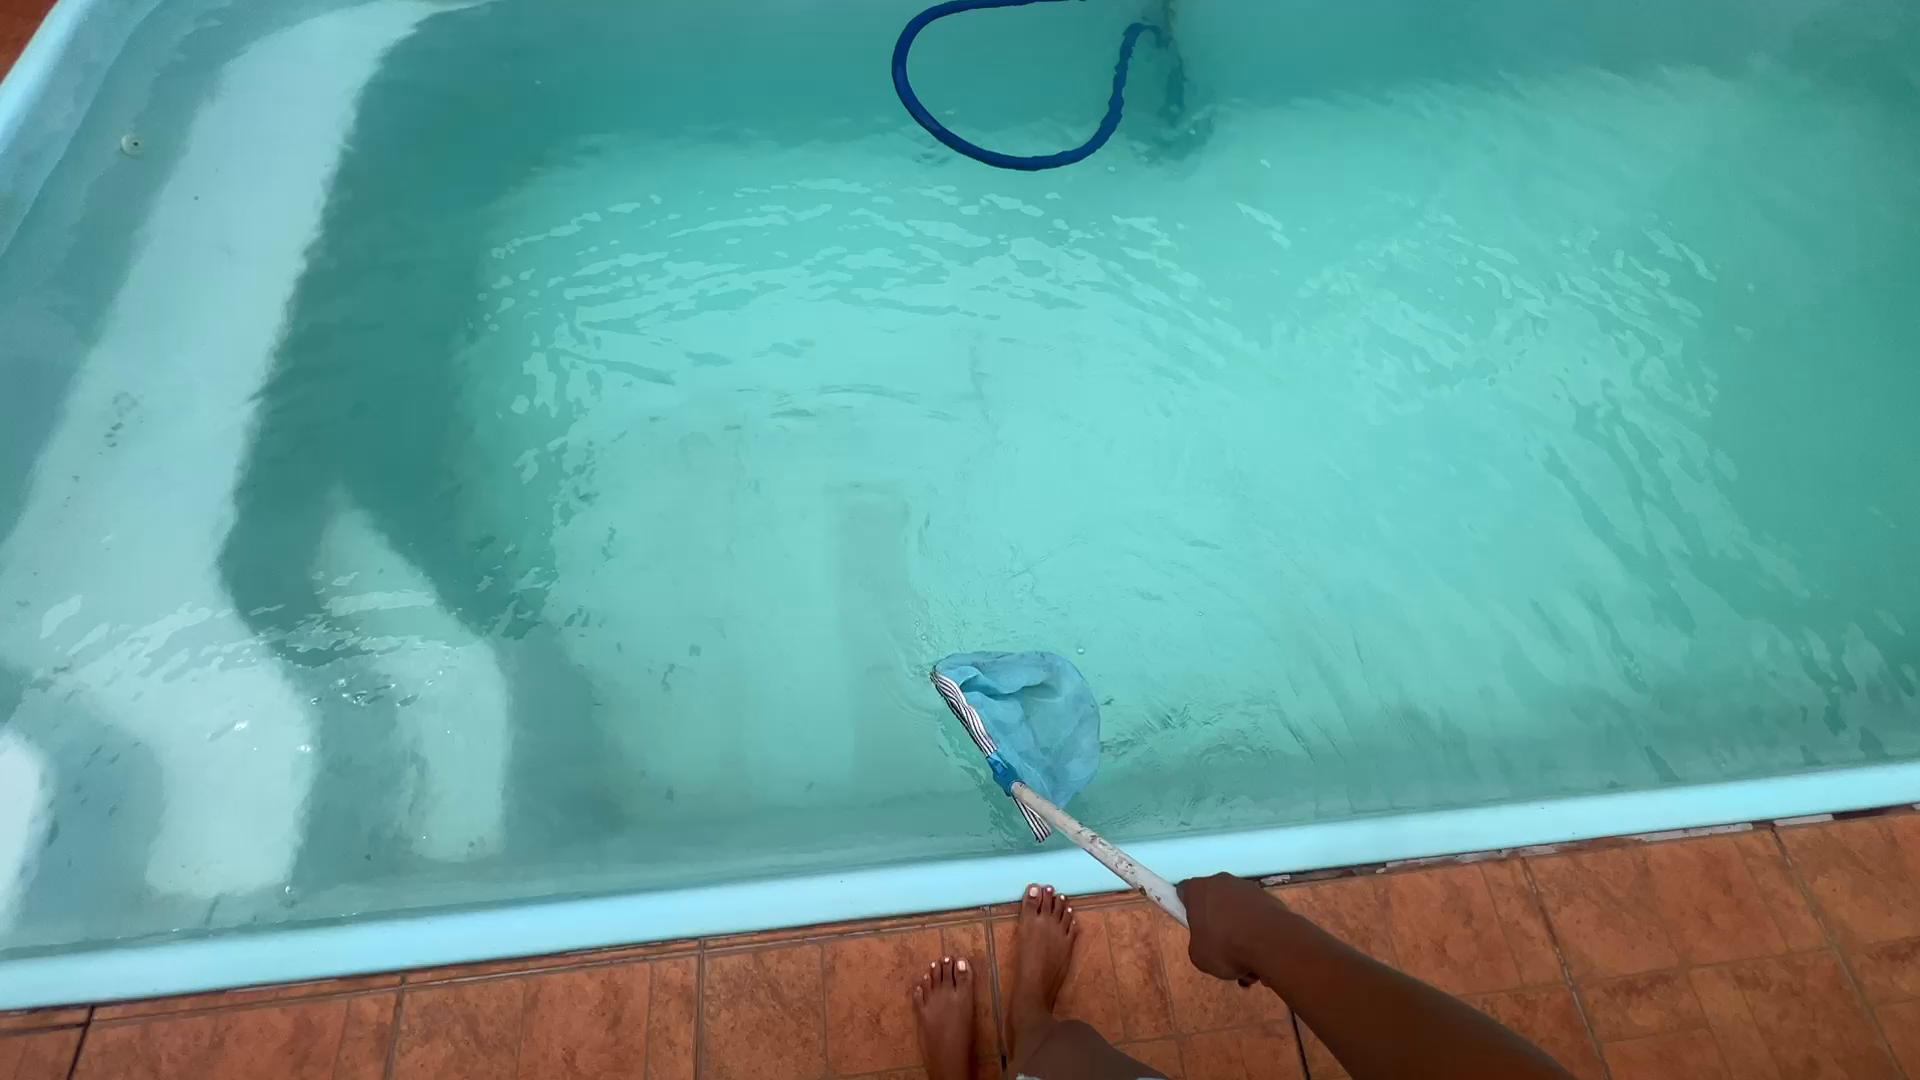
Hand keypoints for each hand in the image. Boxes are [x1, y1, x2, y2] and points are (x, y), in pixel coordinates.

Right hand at [1178, 873, 1284, 983]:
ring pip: (1238, 913)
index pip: (1185, 893)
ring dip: (1241, 934)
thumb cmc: (1226, 947)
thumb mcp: (1199, 957)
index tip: (1195, 929)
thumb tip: (1207, 943)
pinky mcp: (1269, 898)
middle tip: (1224, 952)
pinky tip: (1264, 957)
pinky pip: (1258, 918)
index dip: (1188, 910)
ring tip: (1250, 965)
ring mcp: (1247, 888)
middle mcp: (1221, 882)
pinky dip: (1259, 935)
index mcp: (1198, 889)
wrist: (1272, 943)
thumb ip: (1197, 945)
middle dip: (1219, 926)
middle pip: (1214, 903)